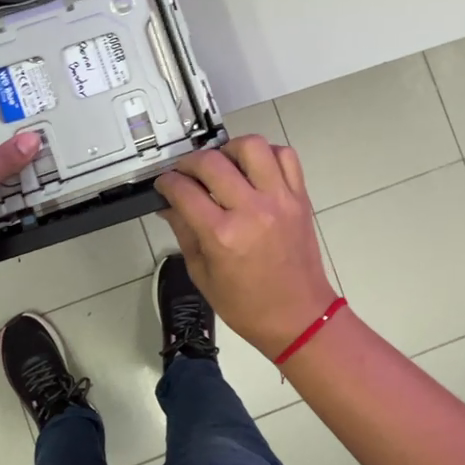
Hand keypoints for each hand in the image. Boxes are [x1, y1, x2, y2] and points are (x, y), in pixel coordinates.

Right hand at [155, 135, 334, 357]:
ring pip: (252, 146)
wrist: (299, 318)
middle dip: (190, 163)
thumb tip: (168, 205)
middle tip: (186, 174)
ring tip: (224, 166)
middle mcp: (252, 211)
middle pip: (212, 162)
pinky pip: (285, 156)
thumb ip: (184, 232)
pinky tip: (254, 170)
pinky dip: (267, 154)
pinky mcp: (300, 198)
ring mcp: (280, 200)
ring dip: (230, 150)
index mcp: (223, 236)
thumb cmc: (247, 305)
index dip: (167, 182)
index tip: (164, 183)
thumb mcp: (202, 274)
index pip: (184, 190)